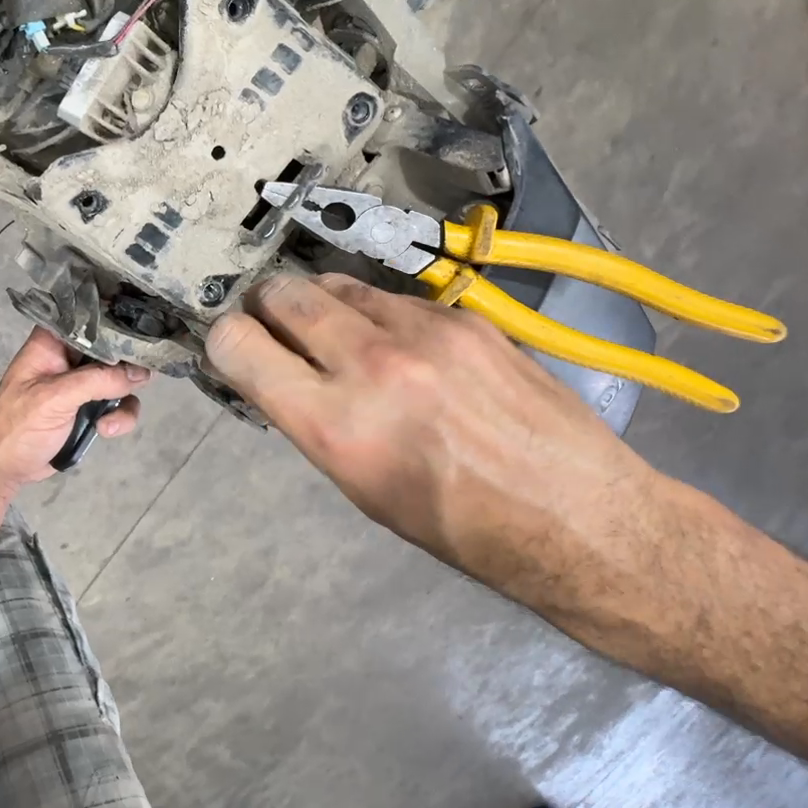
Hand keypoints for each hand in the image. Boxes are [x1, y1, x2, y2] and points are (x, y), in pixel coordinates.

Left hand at [0, 327, 150, 497]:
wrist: (1, 468)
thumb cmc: (16, 424)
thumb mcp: (54, 398)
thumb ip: (98, 380)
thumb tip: (141, 371)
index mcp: (52, 341)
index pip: (90, 318)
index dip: (118, 323)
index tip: (146, 333)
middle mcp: (69, 356)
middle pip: (113, 348)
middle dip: (129, 367)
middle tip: (141, 380)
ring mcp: (80, 383)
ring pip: (121, 379)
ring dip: (124, 402)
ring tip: (108, 423)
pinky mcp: (88, 407)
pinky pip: (117, 404)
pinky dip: (119, 418)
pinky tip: (105, 431)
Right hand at [204, 273, 657, 591]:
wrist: (582, 519)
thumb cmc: (453, 523)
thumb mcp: (354, 483)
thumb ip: (304, 414)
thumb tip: (266, 369)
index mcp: (334, 424)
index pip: (237, 343)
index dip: (225, 340)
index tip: (234, 347)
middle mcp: (371, 366)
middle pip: (281, 294)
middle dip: (266, 306)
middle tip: (275, 325)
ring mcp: (424, 333)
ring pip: (334, 284)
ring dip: (319, 303)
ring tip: (335, 331)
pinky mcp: (464, 318)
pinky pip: (391, 297)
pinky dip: (377, 314)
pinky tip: (400, 345)